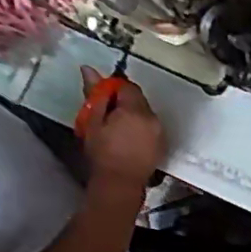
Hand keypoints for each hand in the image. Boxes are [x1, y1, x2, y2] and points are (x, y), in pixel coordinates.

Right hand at [78, 65, 165, 186]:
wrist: (120, 183)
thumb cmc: (102, 152)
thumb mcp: (93, 121)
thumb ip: (94, 94)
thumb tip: (88, 68)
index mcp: (136, 110)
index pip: (127, 86)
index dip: (113, 89)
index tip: (101, 99)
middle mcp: (152, 118)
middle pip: (138, 99)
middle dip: (123, 101)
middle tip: (106, 114)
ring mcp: (160, 132)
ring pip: (145, 113)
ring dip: (132, 114)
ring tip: (116, 128)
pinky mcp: (161, 144)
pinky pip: (150, 127)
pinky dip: (140, 127)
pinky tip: (127, 138)